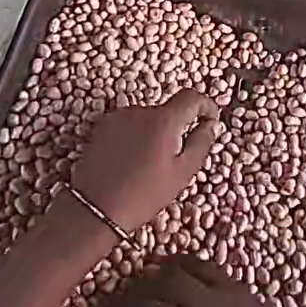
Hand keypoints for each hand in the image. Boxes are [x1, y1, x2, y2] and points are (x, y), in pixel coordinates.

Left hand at [71, 89, 220, 229]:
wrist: (94, 209)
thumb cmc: (143, 195)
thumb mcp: (182, 173)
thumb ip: (201, 143)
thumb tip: (210, 125)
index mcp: (164, 120)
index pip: (192, 97)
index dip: (206, 105)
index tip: (210, 119)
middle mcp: (140, 111)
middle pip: (168, 111)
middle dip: (176, 129)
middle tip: (175, 159)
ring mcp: (118, 117)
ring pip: (148, 119)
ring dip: (155, 134)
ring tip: (149, 165)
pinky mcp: (102, 127)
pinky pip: (129, 126)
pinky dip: (136, 138)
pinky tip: (131, 163)